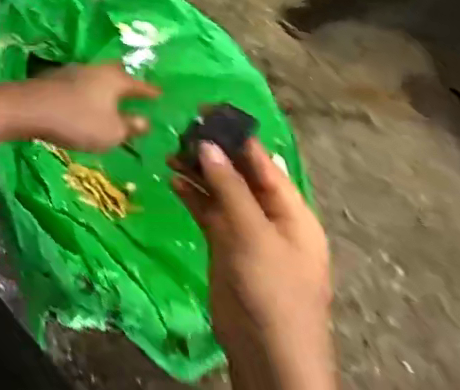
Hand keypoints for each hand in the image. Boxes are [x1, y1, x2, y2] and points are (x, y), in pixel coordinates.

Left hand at [8, 63, 159, 151]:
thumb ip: (130, 126)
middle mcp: (93, 69)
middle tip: (137, 88)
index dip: (150, 91)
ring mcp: (70, 72)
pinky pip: (79, 85)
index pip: (138, 84)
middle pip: (115, 72)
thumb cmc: (77, 120)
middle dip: (126, 80)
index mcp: (113, 79)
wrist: (26, 108)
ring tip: (113, 97)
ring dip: (105, 87)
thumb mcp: (112, 132)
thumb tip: (144, 120)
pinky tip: (87, 101)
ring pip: (96, 77)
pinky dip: (88, 92)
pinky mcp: (53, 80)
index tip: (162, 93)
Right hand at [173, 139, 334, 389]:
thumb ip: (230, 188)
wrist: (267, 350)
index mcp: (292, 213)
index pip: (263, 163)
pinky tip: (171, 179)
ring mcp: (247, 231)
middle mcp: (271, 217)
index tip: (205, 109)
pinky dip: (192, 193)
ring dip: (197, 170)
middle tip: (177, 128)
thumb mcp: (252, 234)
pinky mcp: (226, 244)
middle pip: (239, 173)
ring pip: (220, 189)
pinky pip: (208, 209)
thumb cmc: (271, 289)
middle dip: (212, 151)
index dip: (236, 135)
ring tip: (167, 151)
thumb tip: (207, 143)